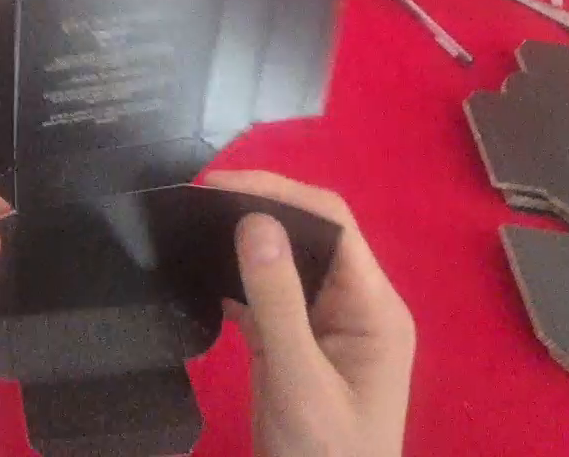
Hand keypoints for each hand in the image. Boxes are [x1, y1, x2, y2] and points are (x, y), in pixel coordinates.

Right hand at [204, 171, 415, 456]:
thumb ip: (279, 303)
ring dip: (244, 236)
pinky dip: (234, 273)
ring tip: (195, 222)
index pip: (332, 223)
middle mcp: (354, 303)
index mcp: (373, 308)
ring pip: (285, 256)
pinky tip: (200, 269)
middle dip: (258, 205)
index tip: (218, 186)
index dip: (279, 192)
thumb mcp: (300, 382)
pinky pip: (266, 288)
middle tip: (198, 201)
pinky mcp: (295, 338)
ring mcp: (325, 321)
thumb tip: (255, 220)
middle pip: (310, 230)